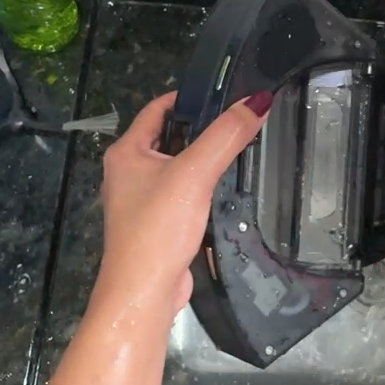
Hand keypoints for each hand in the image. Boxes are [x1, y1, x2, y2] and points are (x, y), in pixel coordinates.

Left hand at [96, 90, 270, 319]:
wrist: (144, 292)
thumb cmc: (159, 227)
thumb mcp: (195, 173)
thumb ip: (226, 136)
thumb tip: (258, 100)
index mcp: (126, 152)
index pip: (157, 109)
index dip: (188, 97)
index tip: (223, 92)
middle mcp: (127, 172)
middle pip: (168, 137)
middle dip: (200, 129)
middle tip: (237, 121)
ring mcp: (139, 200)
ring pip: (175, 167)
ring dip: (201, 159)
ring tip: (236, 149)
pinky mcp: (154, 224)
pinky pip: (179, 193)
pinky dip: (199, 186)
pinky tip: (222, 189)